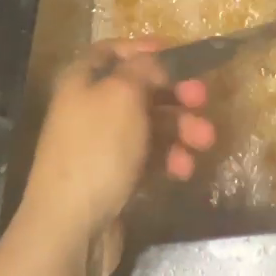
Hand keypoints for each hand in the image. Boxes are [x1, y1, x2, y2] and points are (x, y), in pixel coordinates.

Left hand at [16, 39, 214, 242]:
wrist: (70, 226)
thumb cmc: (97, 147)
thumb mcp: (123, 94)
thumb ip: (144, 68)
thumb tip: (157, 60)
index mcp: (83, 79)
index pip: (115, 50)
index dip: (146, 48)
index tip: (181, 53)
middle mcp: (90, 107)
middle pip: (139, 88)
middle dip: (174, 93)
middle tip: (203, 97)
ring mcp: (102, 144)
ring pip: (149, 125)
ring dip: (180, 128)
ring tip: (205, 139)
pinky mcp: (114, 177)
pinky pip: (148, 158)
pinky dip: (169, 158)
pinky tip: (185, 168)